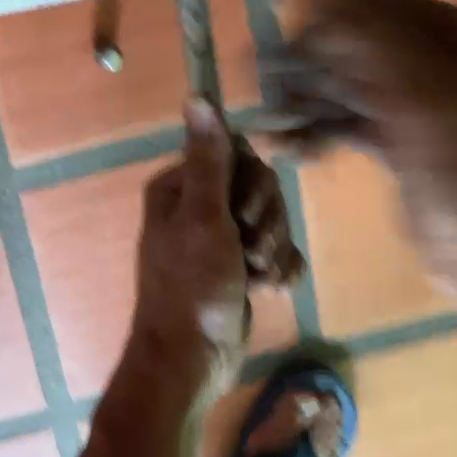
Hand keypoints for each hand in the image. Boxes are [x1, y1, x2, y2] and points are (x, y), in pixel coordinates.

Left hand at [133, 100, 294, 374]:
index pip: (238, 157)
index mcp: (178, 187)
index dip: (254, 187)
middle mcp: (195, 206)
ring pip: (272, 222)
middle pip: (259, 189)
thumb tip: (197, 96)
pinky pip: (277, 252)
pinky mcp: (238, 266)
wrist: (192, 360)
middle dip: (266, 223)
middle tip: (249, 253)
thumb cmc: (193, 288)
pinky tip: (270, 291)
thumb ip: (208, 160)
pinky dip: (278, 271)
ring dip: (274, 250)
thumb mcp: (203, 219)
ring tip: (256, 278)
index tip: (244, 217)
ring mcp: (218, 238)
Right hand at [270, 0, 456, 294]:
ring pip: (345, 86)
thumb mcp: (422, 100)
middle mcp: (436, 59)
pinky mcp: (399, 141)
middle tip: (259, 87)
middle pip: (352, 47)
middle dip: (306, 68)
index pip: (372, 7)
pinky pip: (347, 122)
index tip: (269, 41)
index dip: (319, 21)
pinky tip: (288, 148)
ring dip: (306, 104)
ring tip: (268, 124)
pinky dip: (319, 132)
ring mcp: (417, 102)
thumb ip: (366, 41)